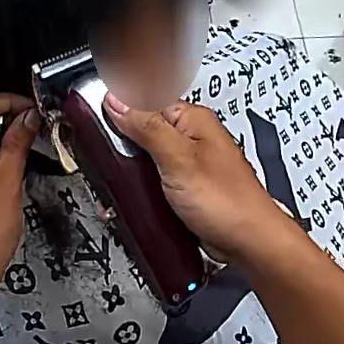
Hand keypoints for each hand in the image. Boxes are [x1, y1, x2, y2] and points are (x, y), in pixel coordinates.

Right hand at [102, 92, 300, 265]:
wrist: (248, 243)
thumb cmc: (228, 202)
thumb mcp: (178, 159)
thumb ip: (147, 127)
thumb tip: (117, 100)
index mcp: (192, 121)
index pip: (144, 101)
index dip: (117, 112)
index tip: (94, 125)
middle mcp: (191, 141)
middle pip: (140, 133)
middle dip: (120, 151)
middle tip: (107, 165)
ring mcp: (187, 167)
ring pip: (145, 163)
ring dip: (128, 177)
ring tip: (116, 191)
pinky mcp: (184, 191)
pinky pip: (154, 186)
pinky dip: (140, 194)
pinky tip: (132, 204)